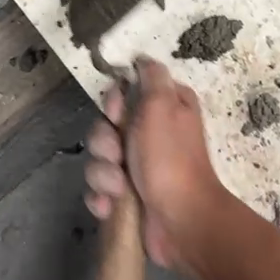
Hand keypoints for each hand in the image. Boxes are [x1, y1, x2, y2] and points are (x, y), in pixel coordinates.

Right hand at [83, 56, 229, 271]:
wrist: (180, 220)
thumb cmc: (170, 158)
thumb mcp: (163, 105)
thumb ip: (151, 77)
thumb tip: (142, 58)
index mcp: (163, 106)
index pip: (124, 92)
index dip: (113, 103)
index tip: (116, 114)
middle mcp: (149, 132)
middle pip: (105, 126)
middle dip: (104, 143)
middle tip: (119, 155)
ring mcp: (137, 165)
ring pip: (99, 159)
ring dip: (104, 174)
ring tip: (120, 188)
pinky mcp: (126, 195)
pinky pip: (98, 189)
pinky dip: (102, 197)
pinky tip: (110, 206)